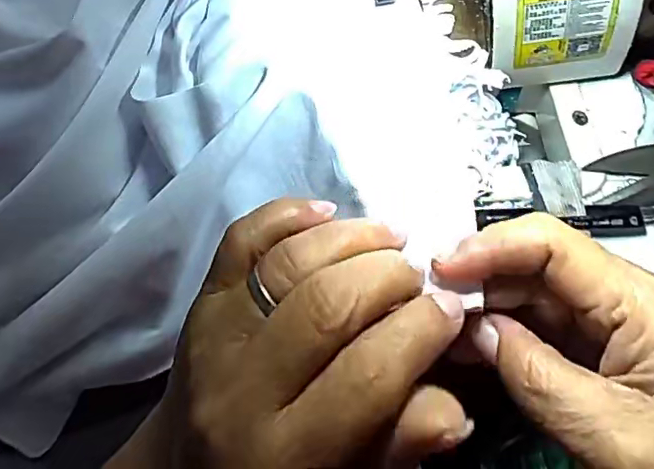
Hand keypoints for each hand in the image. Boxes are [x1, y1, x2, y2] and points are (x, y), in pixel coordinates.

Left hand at [109, 198, 470, 467]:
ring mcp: (215, 329)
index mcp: (284, 452)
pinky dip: (285, 214)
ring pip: (286, 263)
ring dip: (346, 238)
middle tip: (418, 270)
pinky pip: (241, 239)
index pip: (365, 377)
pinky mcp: (200, 295)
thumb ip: (395, 445)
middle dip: (385, 277)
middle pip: (325, 307)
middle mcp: (242, 384)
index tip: (450, 306)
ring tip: (388, 235)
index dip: (418, 333)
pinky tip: (325, 210)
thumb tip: (453, 402)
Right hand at [432, 215, 653, 468]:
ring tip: (438, 319)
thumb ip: (540, 378)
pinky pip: (538, 328)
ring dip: (483, 304)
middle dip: (478, 274)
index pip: (548, 242)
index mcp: (637, 300)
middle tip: (427, 294)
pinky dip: (500, 333)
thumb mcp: (620, 437)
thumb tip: (474, 329)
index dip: (488, 245)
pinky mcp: (599, 353)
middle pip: (532, 263)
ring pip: (529, 293)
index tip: (441, 266)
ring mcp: (608, 325)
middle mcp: (619, 298)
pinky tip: (468, 343)